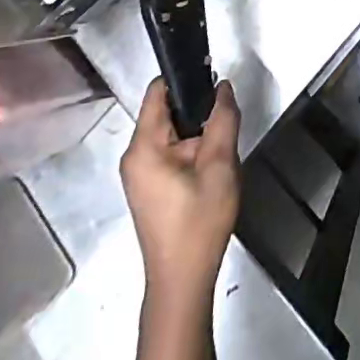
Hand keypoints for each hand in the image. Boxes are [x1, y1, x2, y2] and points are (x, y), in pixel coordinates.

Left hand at [122, 78, 241, 293]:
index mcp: (144, 146)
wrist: (183, 280)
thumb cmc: (199, 220)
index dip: (185, 79)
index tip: (212, 79)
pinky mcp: (148, 189)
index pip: (158, 91)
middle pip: (164, 113)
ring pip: (169, 135)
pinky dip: (189, 152)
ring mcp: (138, 175)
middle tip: (225, 121)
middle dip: (196, 111)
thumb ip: (223, 120)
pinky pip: (168, 154)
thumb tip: (223, 87)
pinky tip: (209, 168)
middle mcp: (133, 156)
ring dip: (195, 134)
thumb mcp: (219, 165)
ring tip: (221, 147)